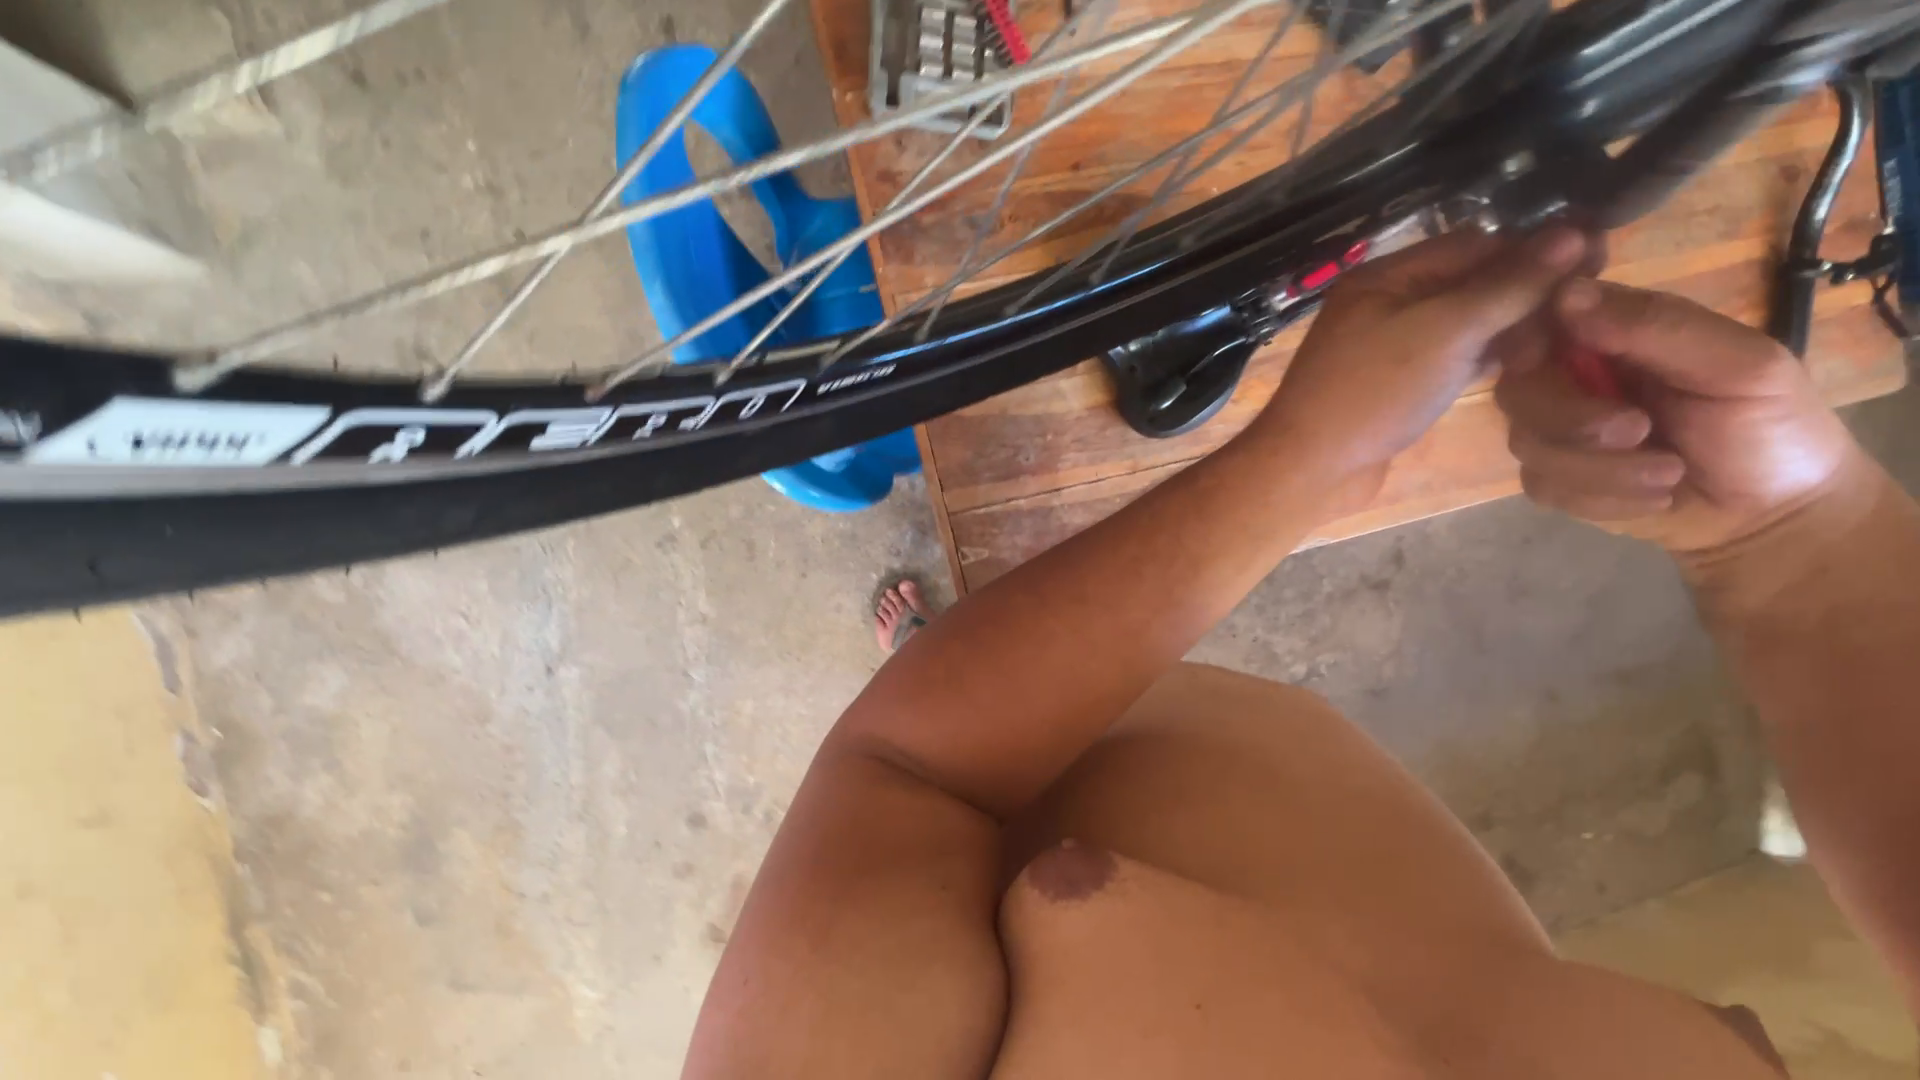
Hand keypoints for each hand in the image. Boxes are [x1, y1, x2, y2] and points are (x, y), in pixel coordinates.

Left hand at [1253, 227, 1588, 481]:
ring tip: (1564, 341)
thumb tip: (1573, 232)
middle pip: (1471, 282)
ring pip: (1464, 323)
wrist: (1311, 467)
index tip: (1599, 262)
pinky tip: (1527, 366)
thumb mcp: (1444, 331)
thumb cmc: (1372, 393)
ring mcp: (1389, 346)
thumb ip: (1506, 285)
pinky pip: (1450, 358)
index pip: (1474, 244)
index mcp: (1385, 277)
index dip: (1535, 250)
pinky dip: (1486, 357)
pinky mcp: (1396, 384)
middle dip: (1525, 292)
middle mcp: (1385, 304)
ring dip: (1511, 327)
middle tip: (1583, 313)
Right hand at [1495, 278, 1867, 557]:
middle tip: (1638, 431)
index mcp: (1607, 333)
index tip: (1560, 361)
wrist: (1776, 511)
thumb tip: (1566, 294)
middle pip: (1517, 389)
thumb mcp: (1738, 364)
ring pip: (1526, 443)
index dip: (1530, 338)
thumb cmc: (1770, 423)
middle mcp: (1567, 379)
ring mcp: (1554, 432)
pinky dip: (1602, 498)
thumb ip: (1657, 327)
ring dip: (1601, 468)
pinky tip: (1651, 497)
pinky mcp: (1551, 480)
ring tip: (1669, 474)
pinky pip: (1542, 486)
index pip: (1536, 319)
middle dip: (1571, 419)